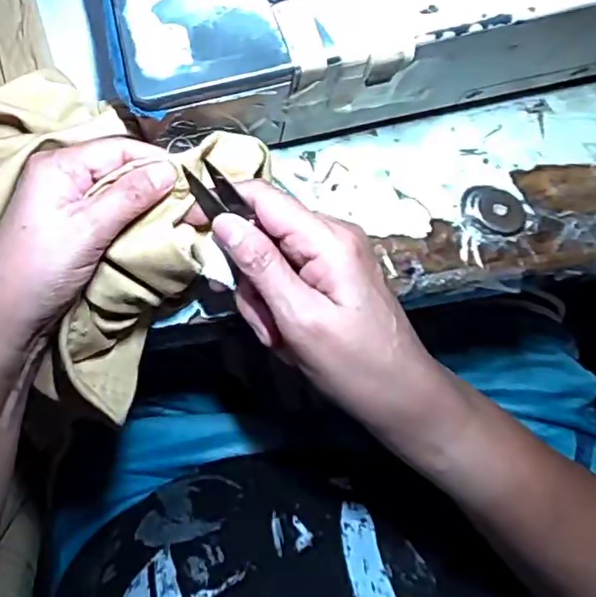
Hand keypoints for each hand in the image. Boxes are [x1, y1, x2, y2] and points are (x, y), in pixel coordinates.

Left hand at [0, 138, 175, 361]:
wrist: (3, 322)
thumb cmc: (40, 269)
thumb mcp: (88, 229)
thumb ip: (130, 195)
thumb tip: (170, 169)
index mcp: (59, 163)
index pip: (119, 147)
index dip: (156, 160)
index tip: (191, 178)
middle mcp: (60, 172)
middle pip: (118, 164)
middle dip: (154, 179)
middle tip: (190, 199)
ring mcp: (63, 197)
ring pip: (116, 186)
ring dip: (145, 198)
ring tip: (177, 211)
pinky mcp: (68, 221)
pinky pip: (107, 205)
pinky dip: (130, 212)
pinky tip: (151, 223)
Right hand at [212, 182, 451, 442]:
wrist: (406, 401)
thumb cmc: (356, 366)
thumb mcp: (299, 318)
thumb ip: (260, 264)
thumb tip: (222, 219)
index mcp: (327, 237)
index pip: (262, 196)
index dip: (221, 203)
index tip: (189, 225)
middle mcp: (330, 233)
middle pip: (261, 231)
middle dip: (249, 277)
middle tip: (264, 322)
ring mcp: (331, 252)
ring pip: (268, 258)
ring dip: (262, 299)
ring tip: (282, 336)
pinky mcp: (330, 271)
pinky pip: (285, 273)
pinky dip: (276, 303)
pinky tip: (290, 334)